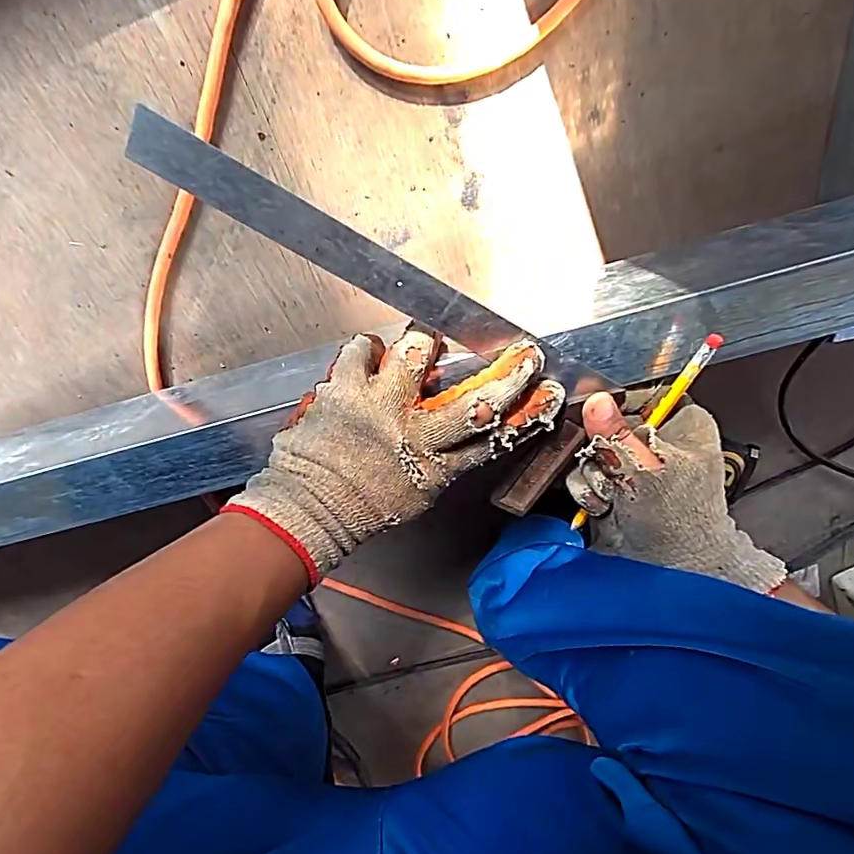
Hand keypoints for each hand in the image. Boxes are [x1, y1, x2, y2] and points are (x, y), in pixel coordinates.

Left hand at [225, 329, 566, 581]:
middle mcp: (414, 436)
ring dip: (424, 345)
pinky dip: (365, 349)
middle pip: (476, 402)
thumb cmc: (359, 507)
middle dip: (508, 376)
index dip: (526, 414)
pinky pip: (361, 352)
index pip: (493, 438)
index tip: (545, 393)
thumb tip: (460, 436)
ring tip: (425, 343)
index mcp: (434, 468)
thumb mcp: (416, 493)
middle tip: (524, 355)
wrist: (308, 509)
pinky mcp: (346, 390)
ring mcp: (379, 409)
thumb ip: (441, 463)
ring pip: (417, 360)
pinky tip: (368, 355)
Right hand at [566, 392, 787, 593]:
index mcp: (683, 423)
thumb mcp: (647, 466)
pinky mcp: (611, 488)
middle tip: (612, 467)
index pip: (644, 394)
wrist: (669, 567)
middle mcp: (656, 442)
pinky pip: (583, 477)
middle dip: (601, 450)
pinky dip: (589, 493)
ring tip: (614, 495)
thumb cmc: (679, 518)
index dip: (621, 406)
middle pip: (607, 423)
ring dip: (594, 476)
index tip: (605, 420)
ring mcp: (631, 466)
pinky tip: (605, 506)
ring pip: (590, 451)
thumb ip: (617, 432)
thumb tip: (596, 401)